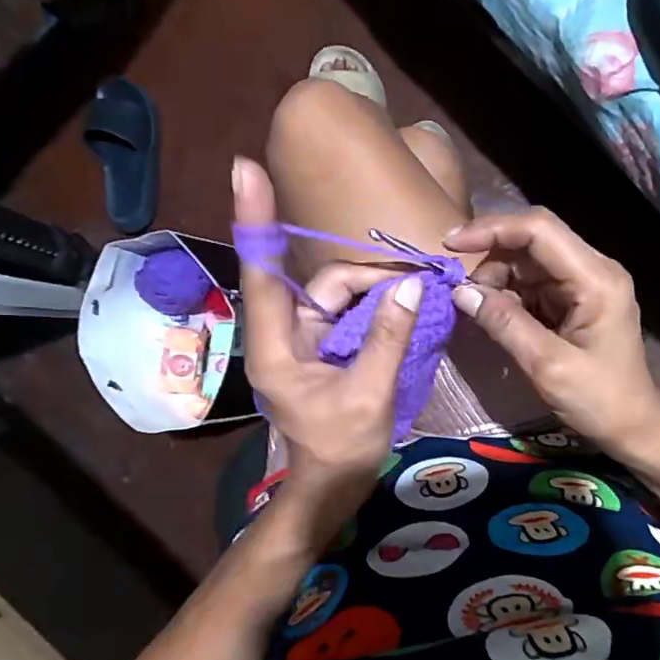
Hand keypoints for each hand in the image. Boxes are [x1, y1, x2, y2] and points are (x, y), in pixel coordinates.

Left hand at [234, 157, 421, 503]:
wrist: (329, 489)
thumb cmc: (340, 451)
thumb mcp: (370, 395)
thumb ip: (388, 338)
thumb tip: (409, 285)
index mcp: (278, 347)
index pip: (263, 272)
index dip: (256, 219)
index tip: (244, 169)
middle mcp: (283, 335)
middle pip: (320, 283)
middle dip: (366, 276)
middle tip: (415, 278)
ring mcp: (301, 341)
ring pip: (336, 297)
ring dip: (374, 292)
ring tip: (415, 294)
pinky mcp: (319, 350)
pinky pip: (344, 314)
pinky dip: (372, 308)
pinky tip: (399, 307)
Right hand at [444, 207, 659, 459]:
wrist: (633, 429)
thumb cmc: (598, 400)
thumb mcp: (546, 365)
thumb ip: (504, 323)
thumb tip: (460, 292)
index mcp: (596, 278)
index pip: (539, 230)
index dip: (492, 229)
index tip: (451, 244)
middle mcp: (592, 270)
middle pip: (531, 241)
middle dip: (490, 258)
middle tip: (460, 292)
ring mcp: (582, 285)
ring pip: (526, 262)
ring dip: (495, 279)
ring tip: (475, 310)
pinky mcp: (572, 301)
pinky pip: (531, 284)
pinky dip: (506, 295)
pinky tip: (490, 315)